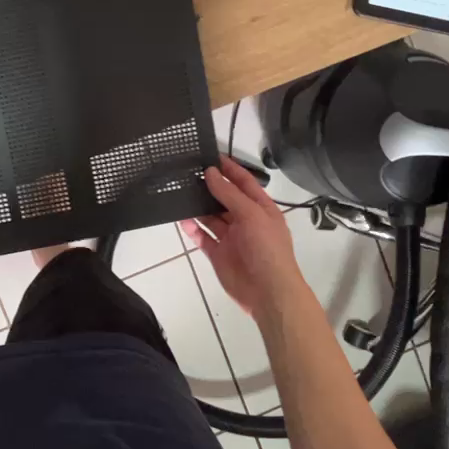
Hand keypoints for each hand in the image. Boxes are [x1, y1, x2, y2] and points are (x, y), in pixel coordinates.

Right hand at [182, 157, 307, 319]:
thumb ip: (229, 194)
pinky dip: (193, 229)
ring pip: (212, 217)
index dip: (229, 169)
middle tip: (188, 172)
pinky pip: (203, 237)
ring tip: (181, 192)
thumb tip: (210, 173)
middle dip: (209, 187)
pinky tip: (181, 219)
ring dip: (198, 207)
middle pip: (225, 199)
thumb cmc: (267, 249)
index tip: (211, 156)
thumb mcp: (251, 215)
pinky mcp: (219, 254)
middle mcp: (246, 221)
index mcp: (261, 208)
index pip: (244, 183)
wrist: (268, 292)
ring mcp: (232, 238)